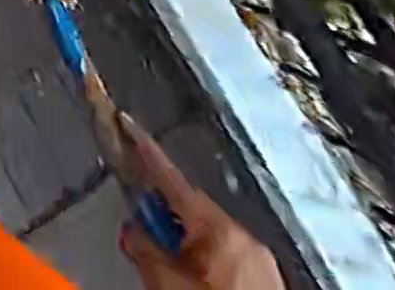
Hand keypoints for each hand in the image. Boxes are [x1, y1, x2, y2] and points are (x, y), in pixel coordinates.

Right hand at [118, 114, 283, 289]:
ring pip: (208, 230)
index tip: (125, 121)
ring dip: (181, 233)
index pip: (172, 179)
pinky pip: (225, 250)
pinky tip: (191, 272)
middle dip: (162, 206)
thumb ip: (141, 245)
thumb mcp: (164, 281)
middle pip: (190, 205)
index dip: (144, 150)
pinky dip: (201, 251)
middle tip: (140, 223)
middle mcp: (245, 238)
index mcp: (219, 230)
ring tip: (165, 256)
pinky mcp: (269, 281)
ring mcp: (262, 261)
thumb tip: (134, 229)